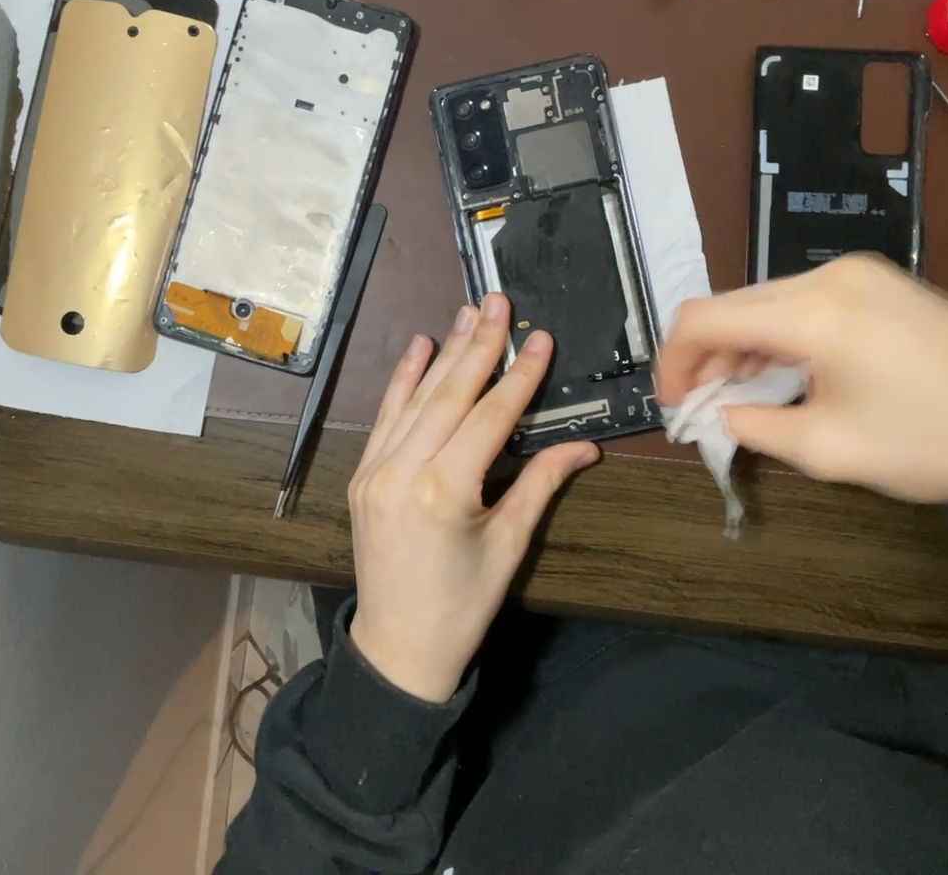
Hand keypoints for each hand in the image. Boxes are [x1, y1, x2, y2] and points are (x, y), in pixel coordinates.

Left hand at [346, 293, 599, 702]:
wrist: (398, 646)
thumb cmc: (463, 604)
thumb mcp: (509, 546)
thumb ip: (541, 484)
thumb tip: (584, 446)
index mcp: (443, 492)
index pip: (489, 418)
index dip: (519, 376)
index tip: (539, 338)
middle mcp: (403, 471)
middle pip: (449, 395)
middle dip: (478, 346)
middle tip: (498, 302)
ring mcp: (375, 471)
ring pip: (415, 399)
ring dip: (444, 353)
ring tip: (468, 313)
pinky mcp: (362, 475)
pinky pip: (384, 418)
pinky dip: (401, 380)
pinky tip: (418, 347)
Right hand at [656, 255, 947, 505]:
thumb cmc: (938, 443)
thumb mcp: (830, 449)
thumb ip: (754, 425)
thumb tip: (717, 410)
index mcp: (812, 313)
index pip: (702, 319)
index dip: (672, 361)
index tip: (674, 405)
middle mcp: (827, 277)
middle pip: (729, 305)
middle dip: (704, 357)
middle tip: (703, 407)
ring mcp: (856, 274)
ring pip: (761, 303)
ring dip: (738, 347)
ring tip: (740, 395)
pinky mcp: (877, 283)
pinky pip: (798, 303)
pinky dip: (774, 338)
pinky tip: (781, 373)